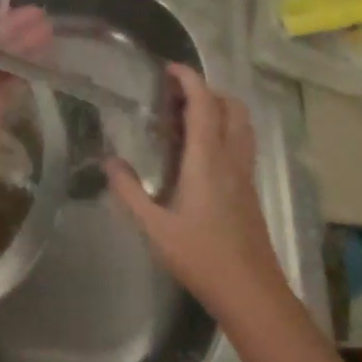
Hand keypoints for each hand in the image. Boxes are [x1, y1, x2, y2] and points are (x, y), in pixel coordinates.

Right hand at [104, 64, 284, 312]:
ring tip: (188, 120)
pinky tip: (201, 154)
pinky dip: (225, 131)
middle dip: (206, 90)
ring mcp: (245, 173)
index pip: (204, 104)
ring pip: (241, 124)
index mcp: (207, 159)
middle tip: (175, 96)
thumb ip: (130, 192)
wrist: (251, 293)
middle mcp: (231, 158)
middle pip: (230, 106)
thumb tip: (109, 162)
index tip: (169, 68)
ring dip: (219, 109)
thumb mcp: (155, 227)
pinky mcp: (250, 189)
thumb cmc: (201, 257)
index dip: (189, 79)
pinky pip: (242, 144)